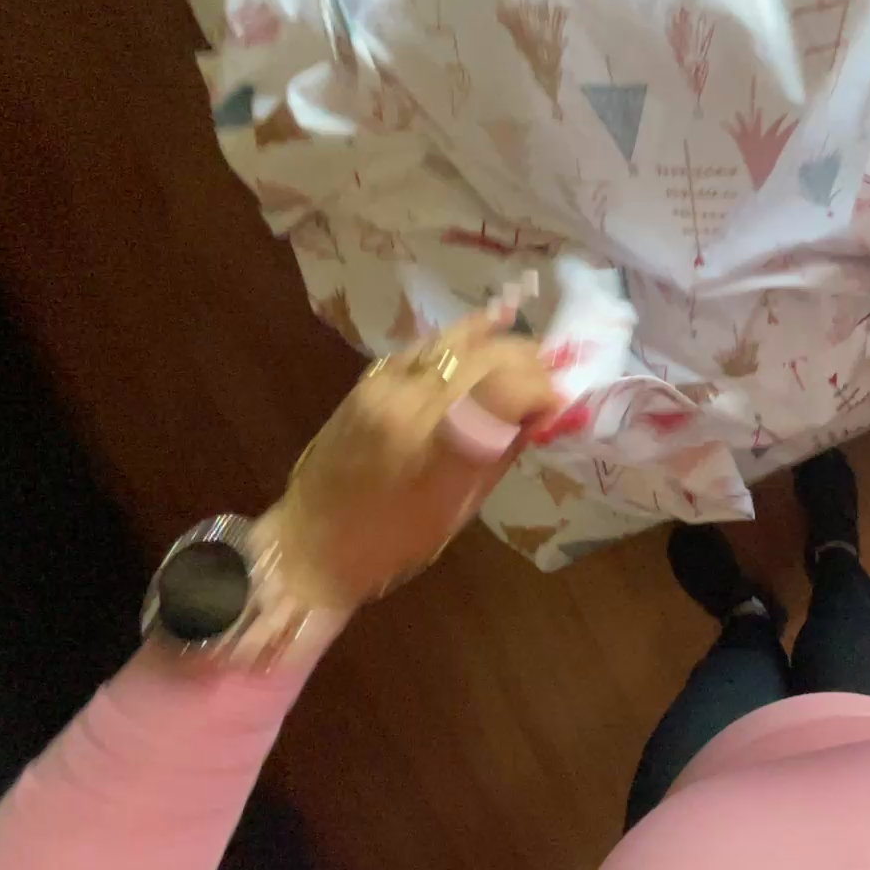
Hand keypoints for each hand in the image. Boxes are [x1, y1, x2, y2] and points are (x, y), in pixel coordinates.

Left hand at [254, 315, 560, 610]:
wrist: (311, 543)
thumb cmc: (397, 541)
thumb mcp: (465, 505)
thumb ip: (506, 448)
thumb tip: (546, 410)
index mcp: (437, 454)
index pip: (506, 390)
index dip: (544, 389)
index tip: (559, 406)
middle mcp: (409, 407)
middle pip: (490, 357)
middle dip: (533, 365)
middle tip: (551, 386)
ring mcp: (386, 385)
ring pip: (464, 341)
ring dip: (506, 347)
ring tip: (529, 362)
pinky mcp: (372, 376)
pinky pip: (434, 342)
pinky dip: (471, 336)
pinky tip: (496, 326)